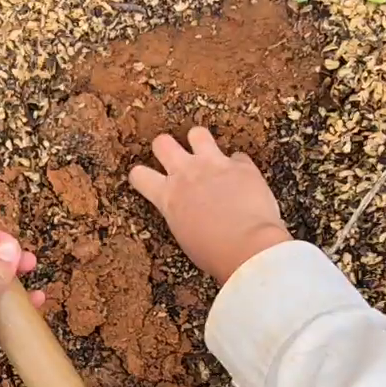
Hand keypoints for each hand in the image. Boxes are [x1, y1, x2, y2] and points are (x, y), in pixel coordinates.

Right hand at [129, 127, 290, 285]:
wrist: (247, 247)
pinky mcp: (242, 165)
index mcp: (167, 196)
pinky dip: (238, 166)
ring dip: (200, 142)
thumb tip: (189, 210)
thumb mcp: (184, 236)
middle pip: (162, 142)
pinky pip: (237, 156)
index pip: (139, 174)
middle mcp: (186, 174)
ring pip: (197, 133)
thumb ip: (181, 213)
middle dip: (166, 148)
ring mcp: (214, 165)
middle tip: (175, 160)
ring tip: (207, 155)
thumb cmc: (214, 253)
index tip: (147, 179)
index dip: (141, 175)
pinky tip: (241, 179)